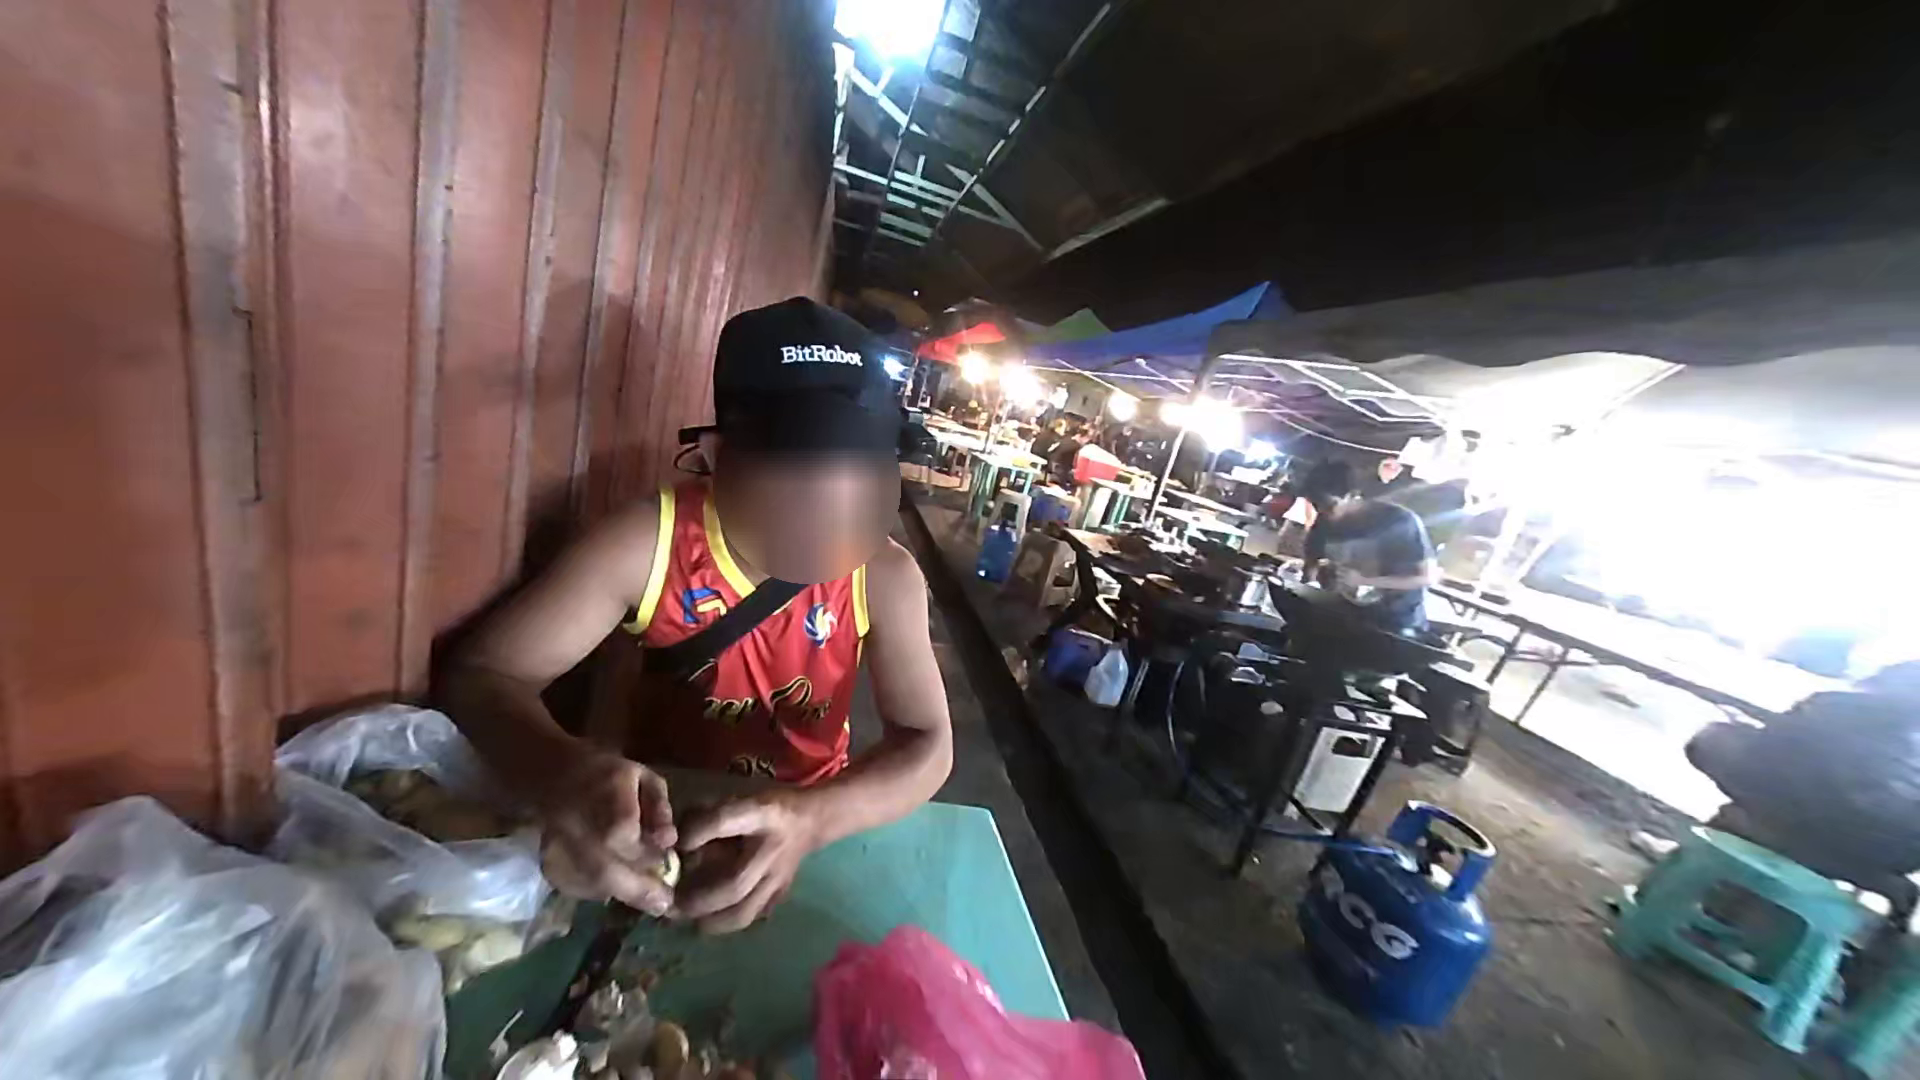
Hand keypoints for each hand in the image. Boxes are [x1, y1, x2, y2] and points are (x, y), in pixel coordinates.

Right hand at [535, 744, 678, 914]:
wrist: (557, 778)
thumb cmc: (610, 776)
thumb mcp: (645, 779)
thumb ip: (660, 808)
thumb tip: (670, 841)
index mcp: (606, 800)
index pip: (624, 837)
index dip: (647, 856)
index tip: (670, 870)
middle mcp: (579, 829)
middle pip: (605, 871)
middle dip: (638, 891)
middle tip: (663, 904)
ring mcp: (557, 851)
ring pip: (592, 885)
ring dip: (622, 894)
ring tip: (647, 897)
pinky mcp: (547, 866)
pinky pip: (577, 888)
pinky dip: (601, 892)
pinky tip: (618, 887)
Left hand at [671, 791, 821, 933]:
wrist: (811, 820)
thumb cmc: (769, 804)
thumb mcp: (740, 796)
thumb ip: (707, 816)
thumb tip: (673, 841)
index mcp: (762, 814)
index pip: (727, 821)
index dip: (698, 832)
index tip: (678, 843)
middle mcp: (772, 849)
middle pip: (734, 884)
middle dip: (697, 899)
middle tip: (671, 902)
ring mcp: (779, 877)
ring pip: (743, 912)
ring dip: (709, 920)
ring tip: (687, 916)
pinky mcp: (780, 895)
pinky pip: (751, 917)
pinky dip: (726, 922)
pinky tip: (711, 915)